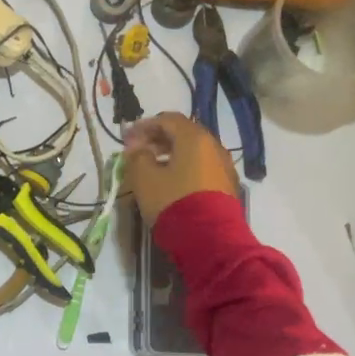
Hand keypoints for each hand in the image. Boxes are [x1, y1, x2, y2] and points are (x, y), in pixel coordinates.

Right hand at [123, 112, 239, 223]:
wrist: (208, 236)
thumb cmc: (172, 201)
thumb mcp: (144, 179)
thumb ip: (137, 157)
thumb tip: (137, 147)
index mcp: (193, 138)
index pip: (168, 119)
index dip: (145, 125)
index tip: (128, 137)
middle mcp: (213, 145)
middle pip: (183, 133)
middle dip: (158, 139)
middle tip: (139, 151)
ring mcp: (223, 165)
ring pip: (194, 151)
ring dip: (172, 154)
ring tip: (154, 168)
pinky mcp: (226, 184)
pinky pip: (202, 167)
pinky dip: (185, 167)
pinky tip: (172, 182)